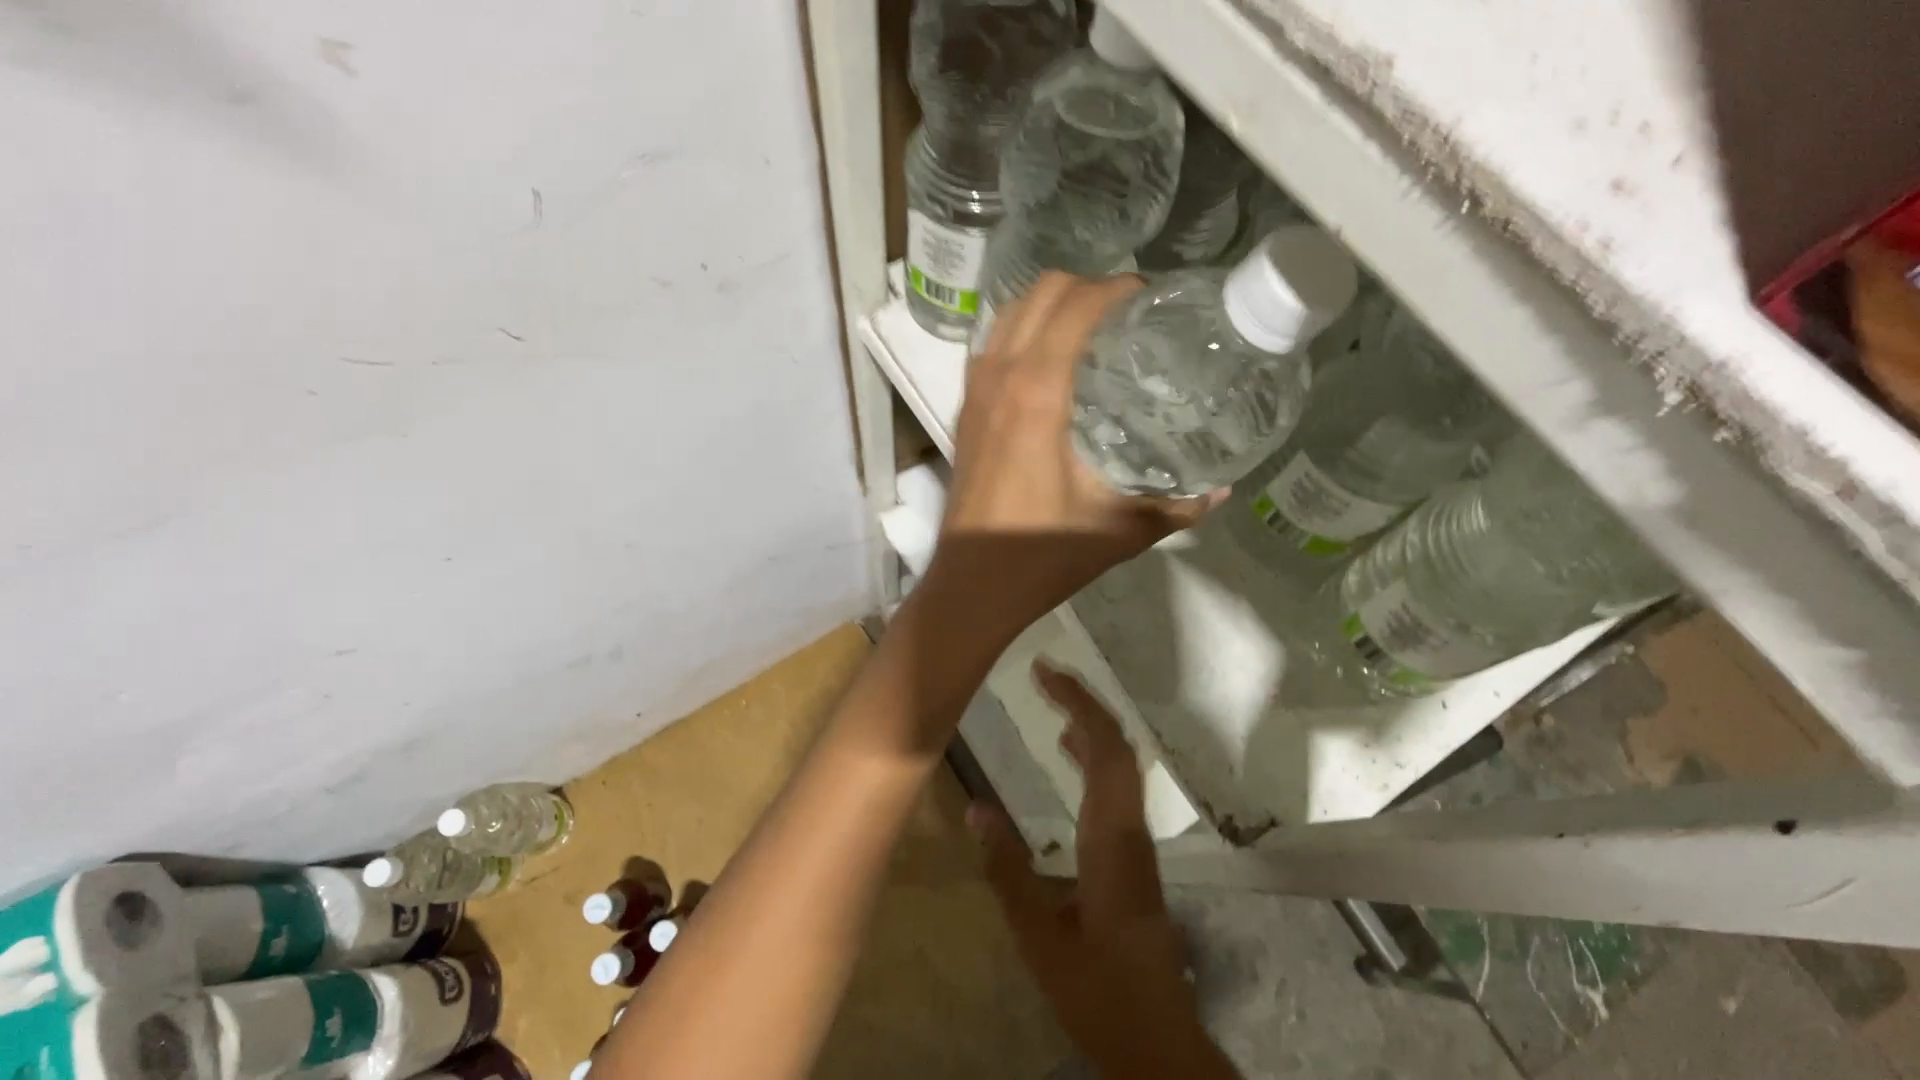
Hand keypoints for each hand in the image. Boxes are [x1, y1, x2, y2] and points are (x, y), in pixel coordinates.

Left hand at [922, 272, 1225, 643]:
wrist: (972, 585)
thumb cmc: (1044, 554)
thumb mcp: (1120, 528)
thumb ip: (1176, 506)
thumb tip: (1221, 490)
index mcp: (1039, 392)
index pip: (1077, 305)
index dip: (1117, 289)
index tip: (1150, 299)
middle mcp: (1001, 375)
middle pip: (1042, 292)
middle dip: (1088, 286)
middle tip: (1128, 312)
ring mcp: (975, 390)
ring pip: (1010, 312)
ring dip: (1051, 303)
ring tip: (1092, 326)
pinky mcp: (964, 409)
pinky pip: (992, 343)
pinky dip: (1022, 329)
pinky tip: (1051, 359)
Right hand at [969, 661, 1241, 1079]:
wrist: (1157, 1039)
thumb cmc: (1097, 988)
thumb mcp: (1039, 938)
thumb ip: (1008, 872)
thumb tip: (977, 807)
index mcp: (1111, 841)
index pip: (1105, 751)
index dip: (1079, 703)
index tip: (1046, 672)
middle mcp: (1131, 833)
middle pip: (1119, 749)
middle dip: (1085, 704)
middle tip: (1045, 676)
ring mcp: (1138, 847)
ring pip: (1122, 769)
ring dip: (1091, 729)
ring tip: (1053, 706)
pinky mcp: (1135, 862)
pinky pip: (1117, 791)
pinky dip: (1094, 760)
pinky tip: (1071, 763)